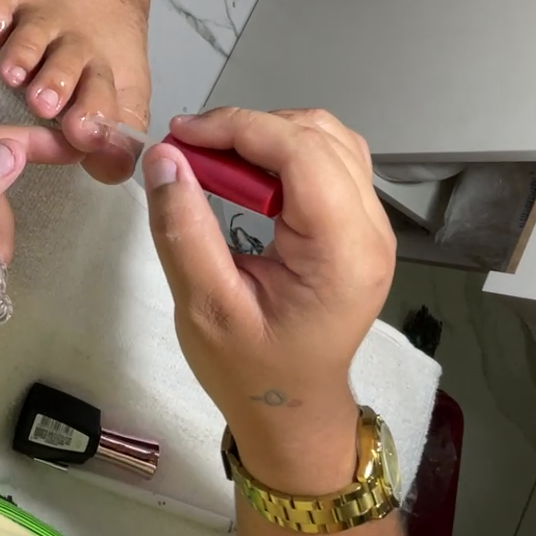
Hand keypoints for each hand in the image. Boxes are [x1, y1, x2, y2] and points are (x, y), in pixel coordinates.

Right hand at [0, 0, 157, 183]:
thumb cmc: (99, 45)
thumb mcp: (122, 90)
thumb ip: (114, 139)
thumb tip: (110, 172)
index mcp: (105, 74)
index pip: (106, 101)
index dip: (96, 120)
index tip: (84, 134)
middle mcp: (75, 45)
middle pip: (68, 66)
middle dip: (57, 83)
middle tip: (44, 102)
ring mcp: (42, 17)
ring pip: (32, 37)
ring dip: (24, 54)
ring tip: (14, 73)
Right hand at [142, 108, 395, 493]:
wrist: (291, 408)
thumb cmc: (249, 369)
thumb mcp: (204, 306)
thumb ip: (183, 230)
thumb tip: (164, 158)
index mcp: (342, 251)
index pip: (302, 152)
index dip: (237, 128)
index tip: (179, 135)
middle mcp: (370, 229)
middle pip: (318, 136)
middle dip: (247, 128)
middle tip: (187, 149)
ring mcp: (370, 226)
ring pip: (327, 139)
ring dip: (265, 135)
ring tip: (213, 158)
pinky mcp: (357, 227)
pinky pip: (327, 162)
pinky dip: (281, 151)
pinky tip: (245, 173)